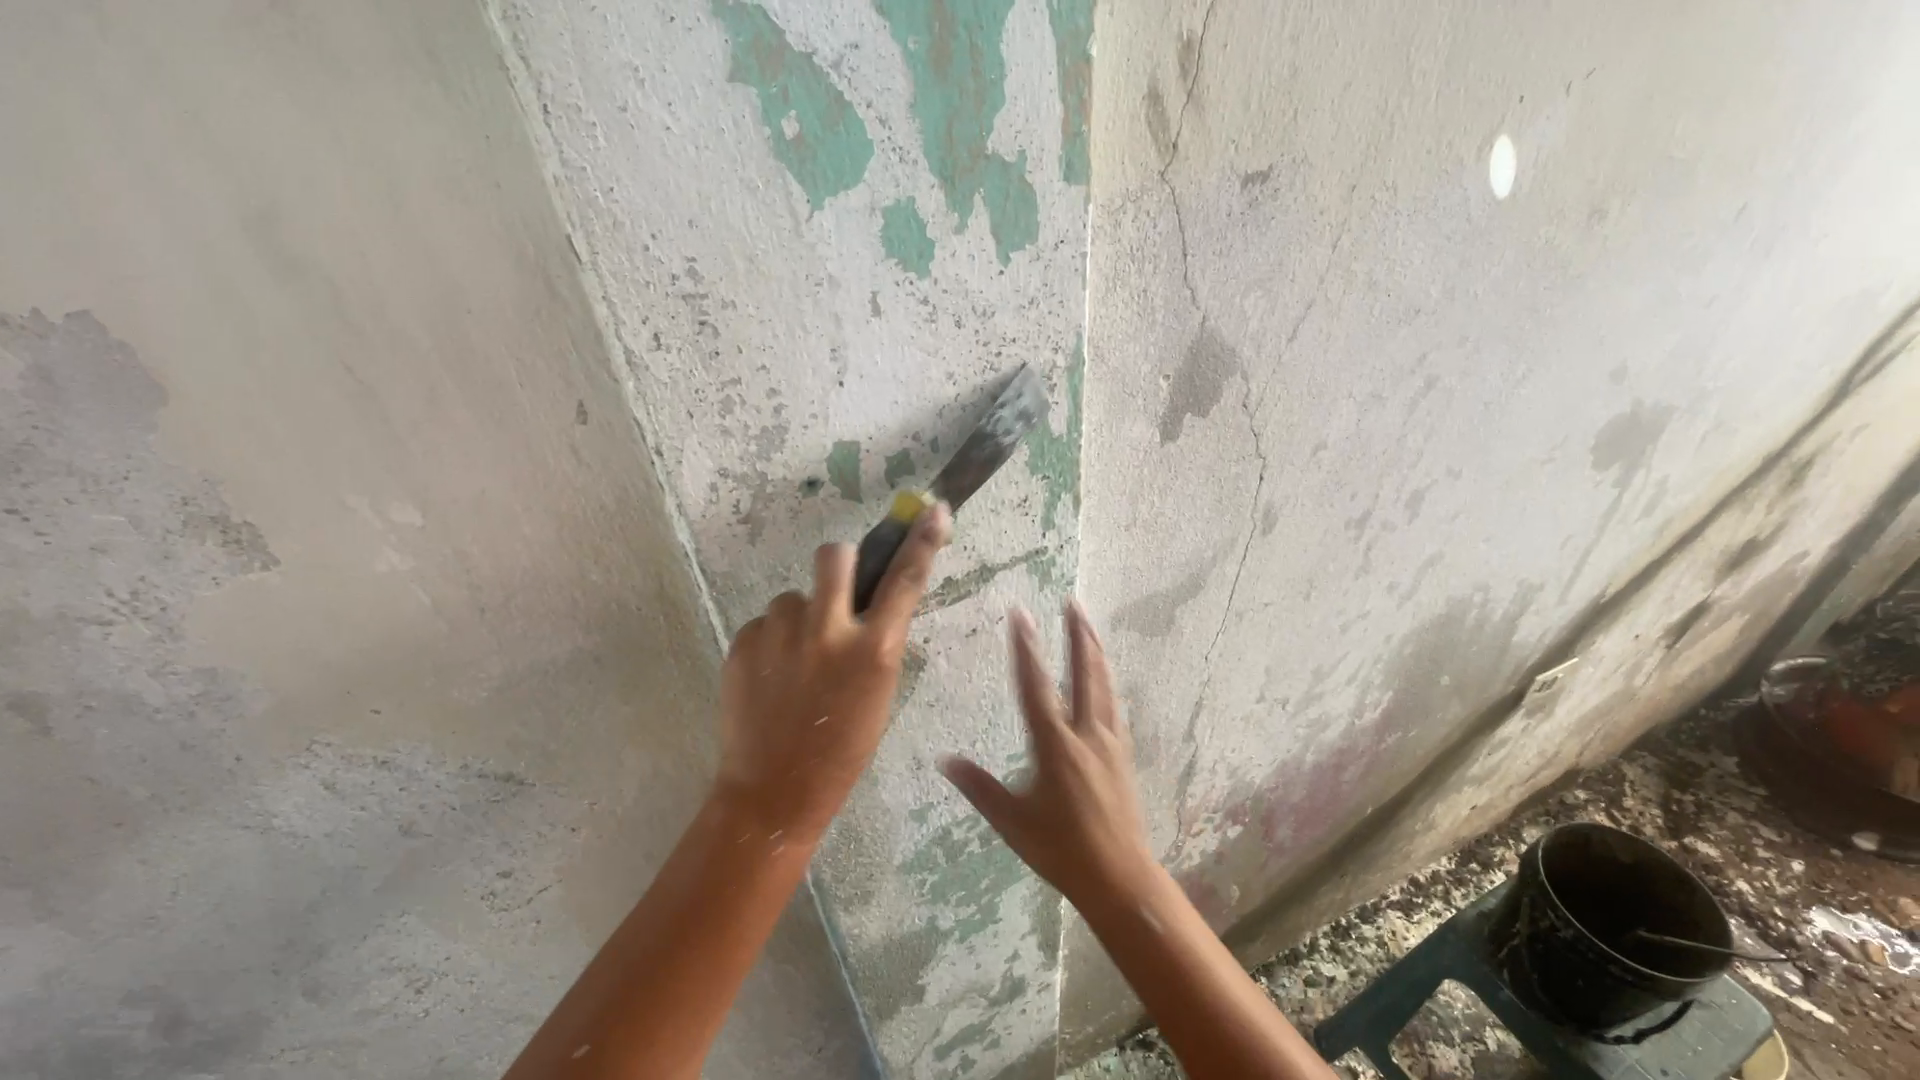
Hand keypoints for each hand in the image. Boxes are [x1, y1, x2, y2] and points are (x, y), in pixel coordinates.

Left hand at [716, 504, 950, 834]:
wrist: (774, 791)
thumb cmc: (842, 751)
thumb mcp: (879, 694)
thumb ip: (875, 644)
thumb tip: (867, 606)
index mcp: (873, 649)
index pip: (906, 579)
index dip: (923, 539)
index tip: (932, 509)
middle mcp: (827, 630)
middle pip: (835, 555)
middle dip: (839, 567)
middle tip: (835, 598)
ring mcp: (780, 633)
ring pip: (794, 597)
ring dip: (800, 618)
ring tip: (795, 665)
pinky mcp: (743, 642)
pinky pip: (765, 624)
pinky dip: (772, 643)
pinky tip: (770, 680)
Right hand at [940, 602, 1156, 905]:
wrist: (1120, 877)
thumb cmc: (1060, 850)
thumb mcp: (1012, 821)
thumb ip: (980, 787)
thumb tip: (944, 760)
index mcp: (1055, 746)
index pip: (1036, 685)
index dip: (1026, 647)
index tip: (1022, 613)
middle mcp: (1086, 735)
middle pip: (1084, 673)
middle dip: (1076, 635)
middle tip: (1072, 601)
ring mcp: (1110, 743)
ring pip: (1105, 685)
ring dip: (1095, 652)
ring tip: (1089, 626)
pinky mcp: (1124, 756)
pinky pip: (1114, 706)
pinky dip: (1107, 682)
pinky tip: (1106, 680)